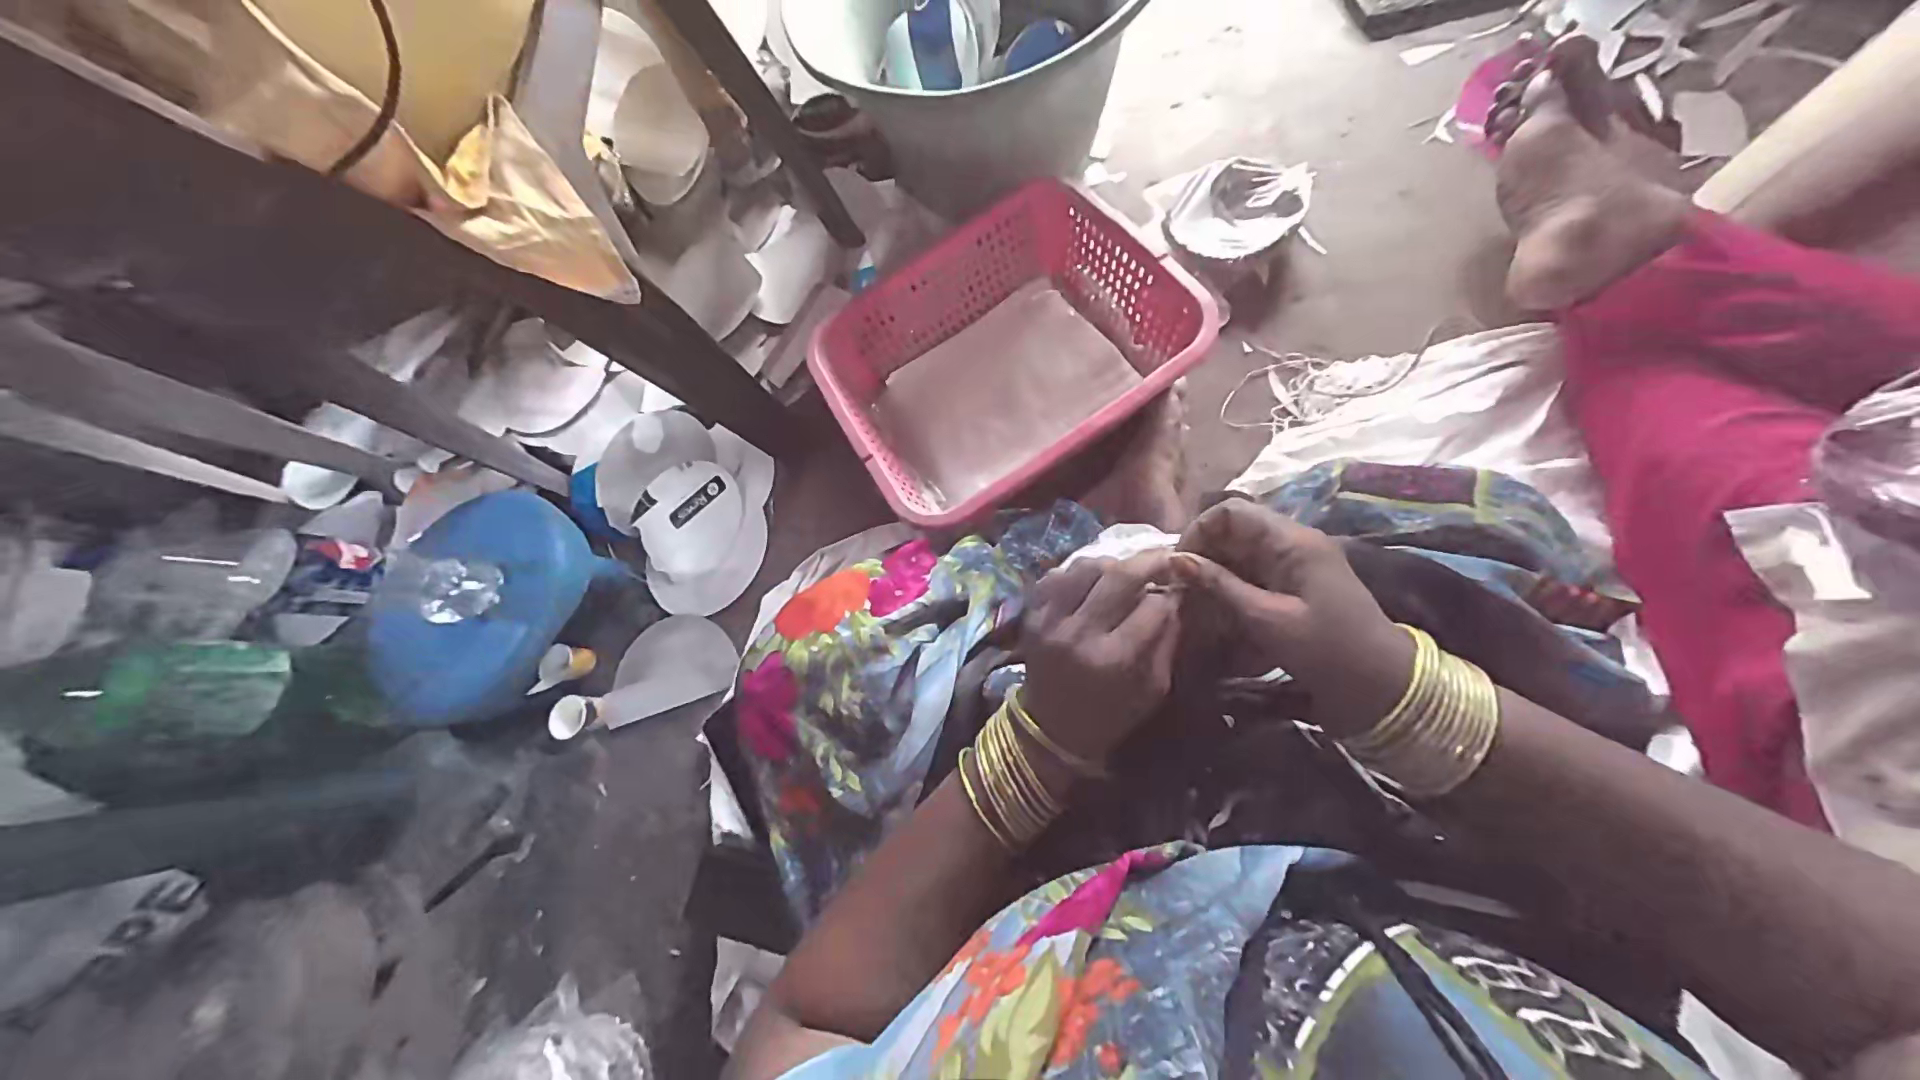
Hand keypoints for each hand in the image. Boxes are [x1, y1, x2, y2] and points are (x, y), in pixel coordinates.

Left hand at [1020, 553, 1180, 767]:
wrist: (1050, 728)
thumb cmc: (1110, 714)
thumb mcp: (1153, 688)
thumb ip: (1167, 641)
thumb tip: (1176, 596)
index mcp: (1113, 660)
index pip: (1153, 606)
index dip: (1170, 595)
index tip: (1177, 590)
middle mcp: (1079, 634)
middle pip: (1120, 576)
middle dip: (1149, 562)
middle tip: (1163, 558)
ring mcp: (1049, 621)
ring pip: (1087, 566)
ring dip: (1112, 564)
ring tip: (1124, 574)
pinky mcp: (1031, 615)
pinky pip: (1057, 574)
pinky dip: (1078, 572)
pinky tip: (1092, 583)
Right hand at [1173, 500, 1412, 736]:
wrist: (1382, 688)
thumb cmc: (1326, 650)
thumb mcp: (1266, 618)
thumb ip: (1220, 585)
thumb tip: (1175, 560)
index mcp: (1292, 541)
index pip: (1231, 512)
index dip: (1198, 532)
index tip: (1178, 567)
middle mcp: (1292, 543)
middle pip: (1232, 531)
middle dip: (1202, 555)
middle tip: (1179, 589)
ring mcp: (1294, 564)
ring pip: (1238, 553)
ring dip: (1212, 573)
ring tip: (1192, 603)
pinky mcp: (1293, 585)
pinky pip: (1251, 573)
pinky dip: (1228, 587)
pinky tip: (1215, 611)